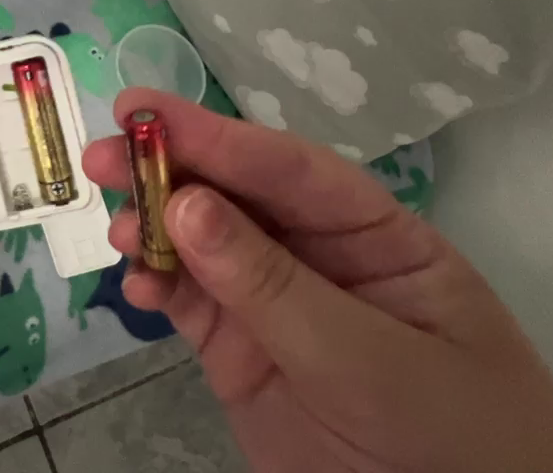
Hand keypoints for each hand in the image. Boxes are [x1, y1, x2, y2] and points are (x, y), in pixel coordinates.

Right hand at [85, 89, 552, 472]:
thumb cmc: (452, 448)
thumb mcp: (373, 365)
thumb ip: (274, 286)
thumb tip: (181, 204)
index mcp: (375, 237)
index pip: (290, 169)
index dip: (216, 136)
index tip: (144, 113)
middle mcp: (315, 253)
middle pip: (231, 193)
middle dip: (166, 170)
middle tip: (100, 157)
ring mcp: (270, 299)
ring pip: (196, 239)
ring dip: (151, 226)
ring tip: (117, 233)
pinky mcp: (234, 343)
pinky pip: (184, 295)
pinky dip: (153, 283)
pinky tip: (138, 288)